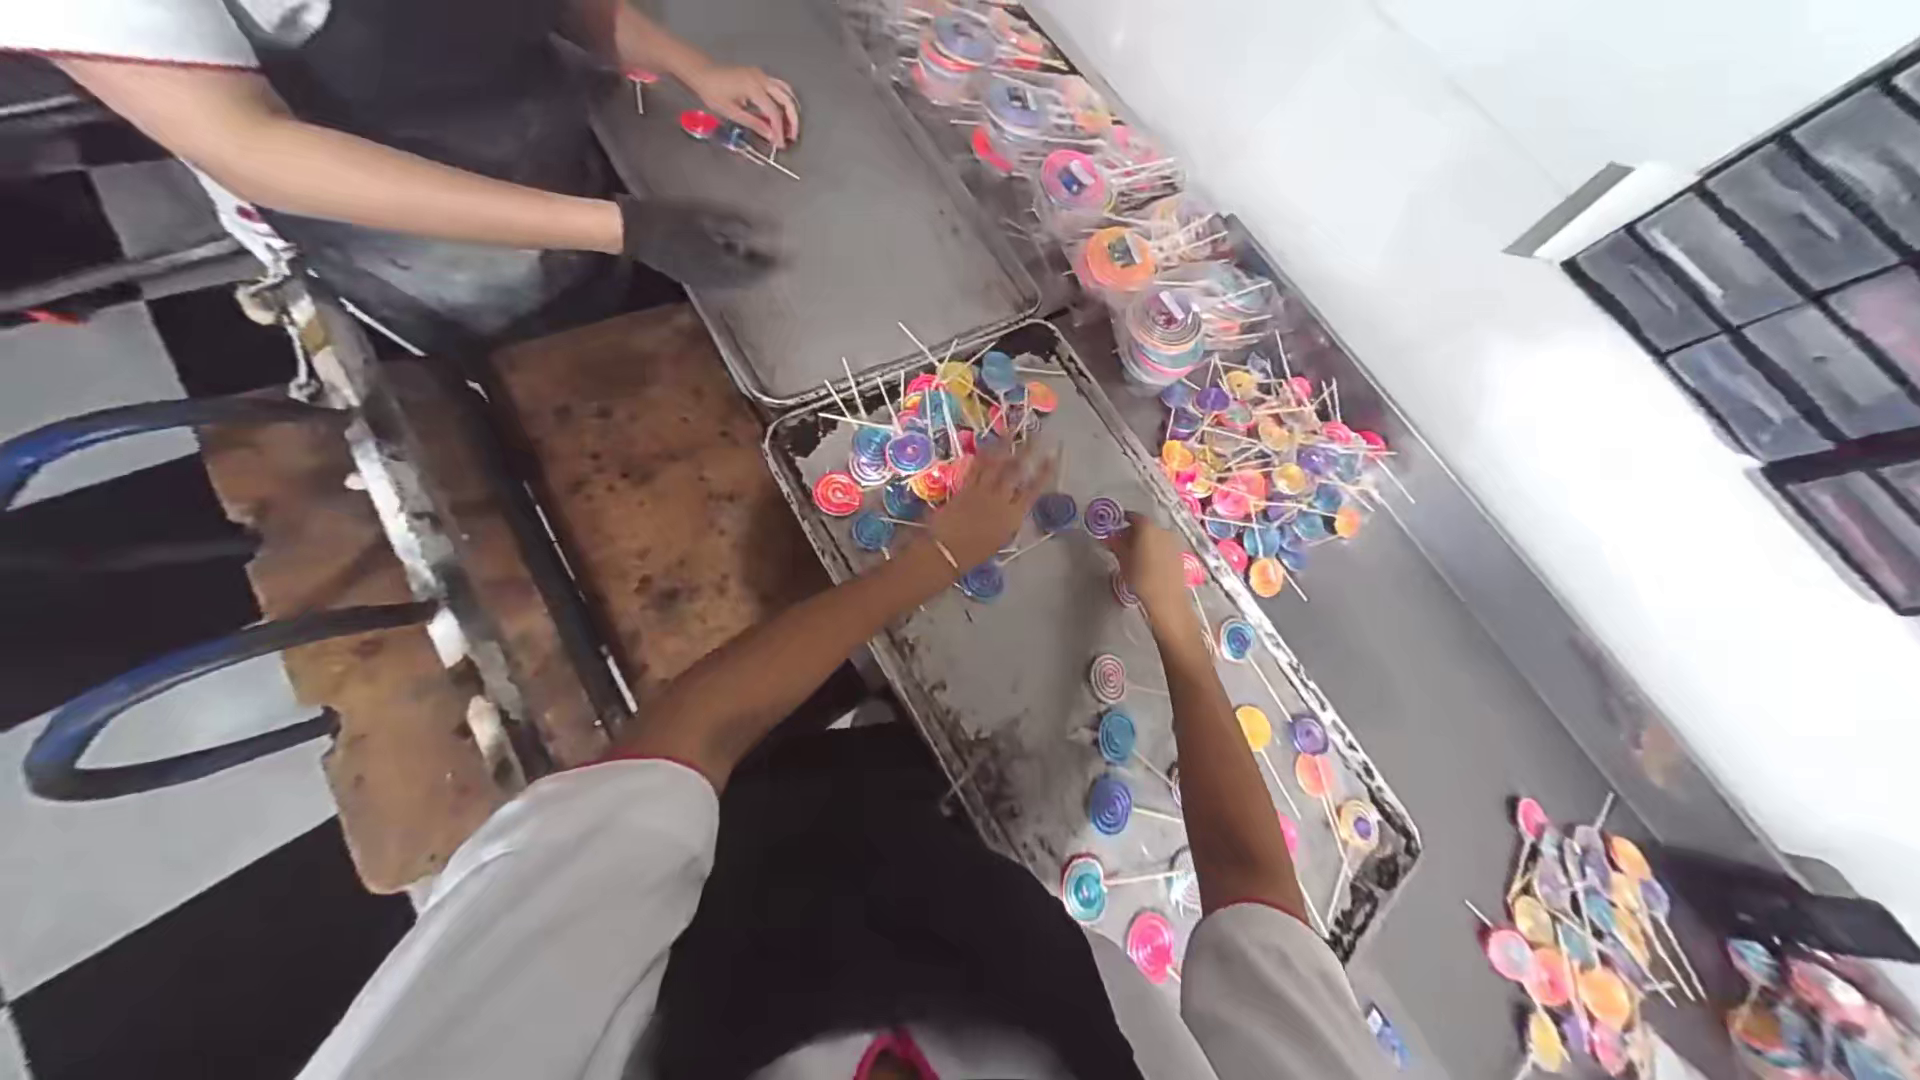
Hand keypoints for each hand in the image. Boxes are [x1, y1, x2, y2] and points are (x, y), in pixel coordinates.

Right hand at [616, 195, 775, 286]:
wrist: (634, 232)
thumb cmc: (672, 219)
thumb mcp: (708, 217)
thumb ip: (740, 227)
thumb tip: (769, 231)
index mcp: (722, 266)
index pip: (758, 270)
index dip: (776, 263)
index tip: (792, 257)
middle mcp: (717, 280)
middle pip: (750, 280)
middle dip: (766, 270)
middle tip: (782, 260)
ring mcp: (705, 281)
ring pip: (737, 281)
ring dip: (751, 272)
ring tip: (764, 259)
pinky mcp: (694, 277)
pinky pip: (724, 278)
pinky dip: (736, 271)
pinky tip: (737, 258)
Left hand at [683, 63, 799, 148]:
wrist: (702, 72)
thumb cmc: (713, 92)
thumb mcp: (732, 112)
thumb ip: (754, 123)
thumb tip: (771, 136)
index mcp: (753, 88)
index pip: (774, 113)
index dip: (779, 131)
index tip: (780, 144)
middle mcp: (761, 79)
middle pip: (786, 100)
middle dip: (792, 121)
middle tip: (791, 137)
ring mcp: (761, 75)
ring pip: (786, 91)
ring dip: (791, 110)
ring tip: (789, 127)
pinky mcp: (759, 75)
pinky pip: (779, 87)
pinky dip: (784, 101)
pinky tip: (782, 113)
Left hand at [926, 444, 1055, 570]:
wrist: (947, 552)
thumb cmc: (975, 552)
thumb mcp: (1001, 538)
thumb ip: (1009, 519)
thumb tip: (1013, 506)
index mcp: (1013, 516)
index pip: (1033, 489)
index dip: (1044, 472)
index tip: (1052, 457)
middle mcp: (1000, 499)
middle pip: (1016, 470)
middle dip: (1027, 451)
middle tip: (1036, 436)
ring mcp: (981, 490)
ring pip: (996, 464)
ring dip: (1004, 447)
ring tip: (1012, 433)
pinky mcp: (964, 487)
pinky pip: (976, 468)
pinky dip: (982, 456)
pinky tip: (986, 446)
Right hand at [1102, 512, 1190, 618]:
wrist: (1166, 599)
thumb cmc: (1141, 578)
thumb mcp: (1123, 559)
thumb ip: (1115, 544)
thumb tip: (1109, 537)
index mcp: (1147, 528)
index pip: (1133, 517)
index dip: (1122, 521)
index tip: (1114, 529)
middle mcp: (1163, 531)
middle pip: (1145, 526)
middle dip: (1132, 533)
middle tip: (1120, 543)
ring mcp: (1173, 543)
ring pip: (1155, 536)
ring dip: (1144, 541)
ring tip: (1132, 555)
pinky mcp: (1179, 555)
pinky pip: (1163, 546)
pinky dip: (1154, 550)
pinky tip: (1146, 562)